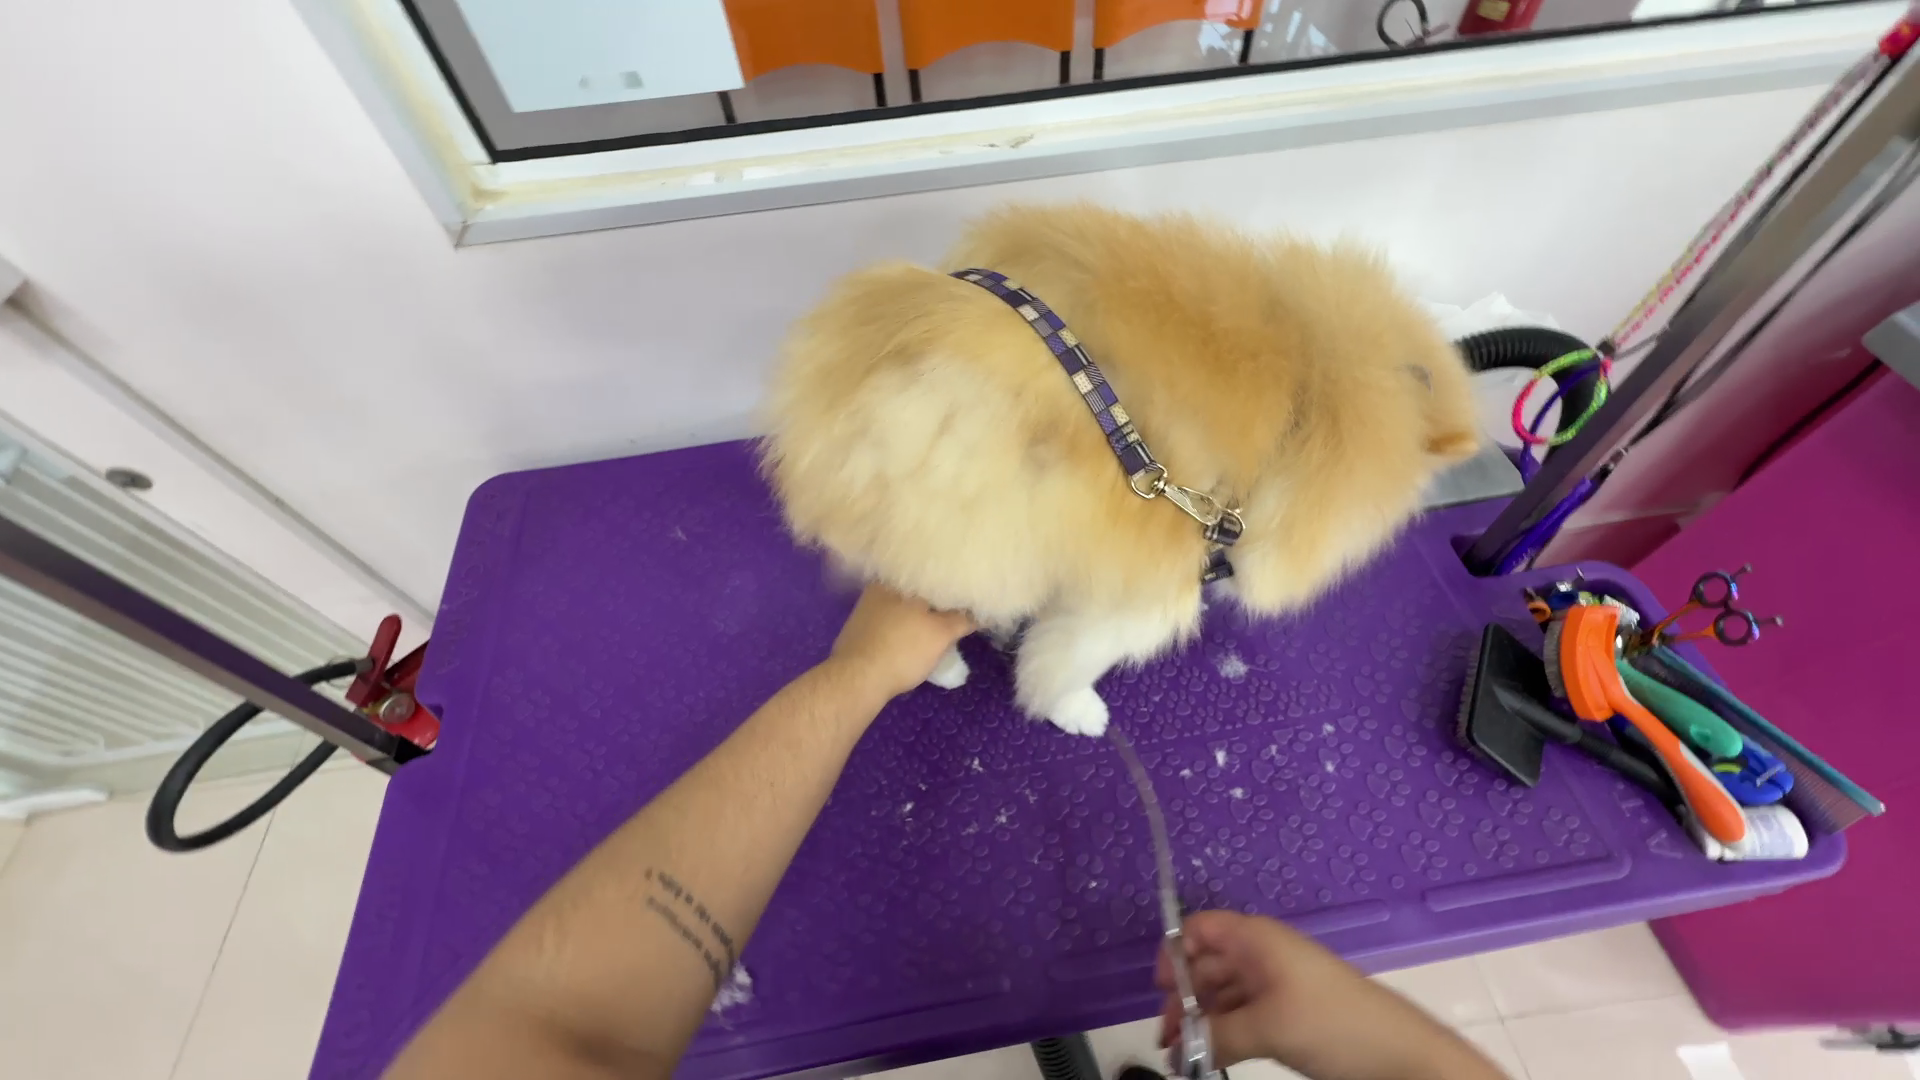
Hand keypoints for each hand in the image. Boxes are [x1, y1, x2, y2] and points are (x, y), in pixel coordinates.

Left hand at [826, 585, 973, 701]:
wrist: (858, 679)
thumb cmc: (903, 649)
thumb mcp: (941, 634)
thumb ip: (963, 619)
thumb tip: (980, 612)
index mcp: (898, 580)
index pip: (931, 574)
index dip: (952, 583)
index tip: (967, 595)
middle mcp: (879, 588)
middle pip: (916, 590)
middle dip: (936, 600)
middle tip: (957, 611)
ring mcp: (866, 609)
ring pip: (902, 606)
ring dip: (919, 615)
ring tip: (939, 626)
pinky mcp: (859, 630)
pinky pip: (890, 622)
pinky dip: (904, 627)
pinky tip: (914, 639)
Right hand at [1156, 911, 1508, 1079]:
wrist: (1405, 1060)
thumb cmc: (1332, 1024)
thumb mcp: (1269, 1027)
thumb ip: (1218, 1034)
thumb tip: (1180, 1050)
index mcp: (1254, 938)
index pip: (1198, 929)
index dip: (1173, 953)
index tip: (1160, 992)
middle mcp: (1260, 954)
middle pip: (1205, 964)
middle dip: (1183, 998)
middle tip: (1167, 1040)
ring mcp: (1275, 986)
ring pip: (1222, 994)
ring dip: (1200, 1021)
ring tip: (1182, 1057)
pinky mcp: (1287, 1015)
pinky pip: (1242, 1016)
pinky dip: (1223, 1034)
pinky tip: (1209, 1057)